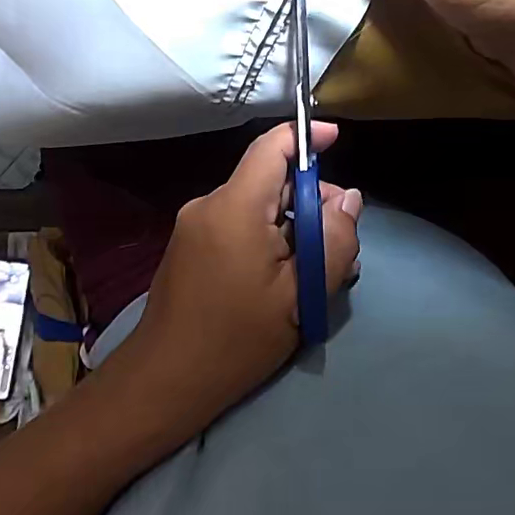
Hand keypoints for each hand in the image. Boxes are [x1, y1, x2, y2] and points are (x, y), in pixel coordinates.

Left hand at [112, 122, 361, 435]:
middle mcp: (209, 204)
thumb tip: (348, 199)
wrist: (166, 378)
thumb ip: (333, 240)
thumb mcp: (300, 293)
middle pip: (269, 179)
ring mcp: (194, 224)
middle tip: (341, 244)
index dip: (307, 137)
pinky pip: (237, 223)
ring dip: (291, 225)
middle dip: (310, 200)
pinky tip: (284, 276)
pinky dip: (267, 237)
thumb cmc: (237, 339)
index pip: (271, 147)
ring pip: (256, 205)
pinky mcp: (189, 244)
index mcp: (235, 206)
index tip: (338, 139)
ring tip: (317, 271)